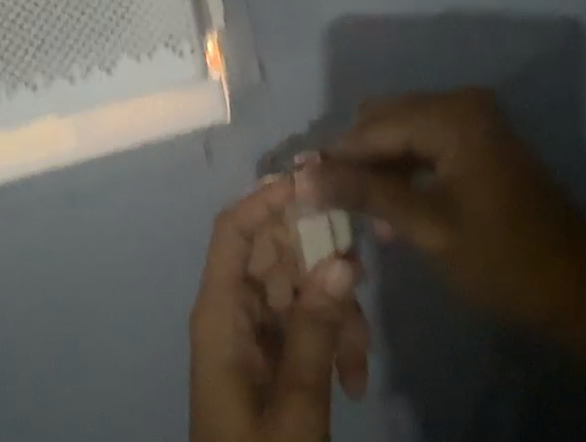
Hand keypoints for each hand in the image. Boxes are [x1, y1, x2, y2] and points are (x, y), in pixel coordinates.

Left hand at [190, 176, 370, 441]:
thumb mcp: (294, 404)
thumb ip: (316, 329)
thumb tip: (341, 259)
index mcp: (220, 313)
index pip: (233, 231)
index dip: (267, 198)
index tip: (318, 181)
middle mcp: (233, 311)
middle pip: (274, 252)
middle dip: (321, 260)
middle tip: (365, 272)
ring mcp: (254, 332)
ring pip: (299, 286)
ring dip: (337, 311)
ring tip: (360, 358)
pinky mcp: (272, 354)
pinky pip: (305, 322)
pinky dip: (333, 338)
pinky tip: (356, 379)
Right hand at [311, 88, 585, 411]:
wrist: (582, 293)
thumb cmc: (503, 260)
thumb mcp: (426, 227)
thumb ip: (363, 193)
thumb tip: (301, 175)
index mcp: (451, 115)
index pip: (372, 127)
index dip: (332, 157)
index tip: (294, 184)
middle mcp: (461, 104)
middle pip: (384, 121)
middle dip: (354, 159)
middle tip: (325, 201)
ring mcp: (474, 122)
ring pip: (401, 134)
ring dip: (377, 168)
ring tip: (354, 213)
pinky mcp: (479, 143)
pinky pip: (424, 145)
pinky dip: (402, 172)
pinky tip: (388, 211)